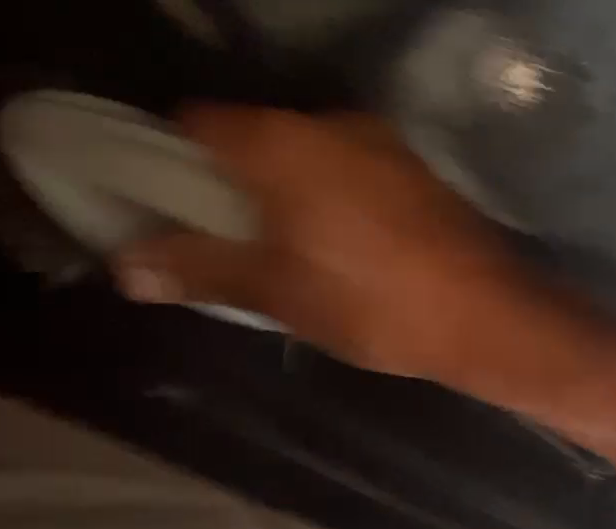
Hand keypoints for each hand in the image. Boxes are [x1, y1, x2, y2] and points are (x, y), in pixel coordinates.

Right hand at [116, 107, 533, 378]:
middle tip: (233, 246)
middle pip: (256, 140)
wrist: (488, 317)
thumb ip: (201, 269)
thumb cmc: (373, 304)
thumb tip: (127, 265)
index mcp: (282, 142)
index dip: (172, 162)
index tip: (173, 210)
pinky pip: (354, 175)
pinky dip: (336, 203)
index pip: (198, 123)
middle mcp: (331, 124)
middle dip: (235, 187)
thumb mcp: (278, 294)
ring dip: (290, 197)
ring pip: (310, 159)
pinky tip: (349, 255)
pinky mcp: (419, 174)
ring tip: (294, 259)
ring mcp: (383, 146)